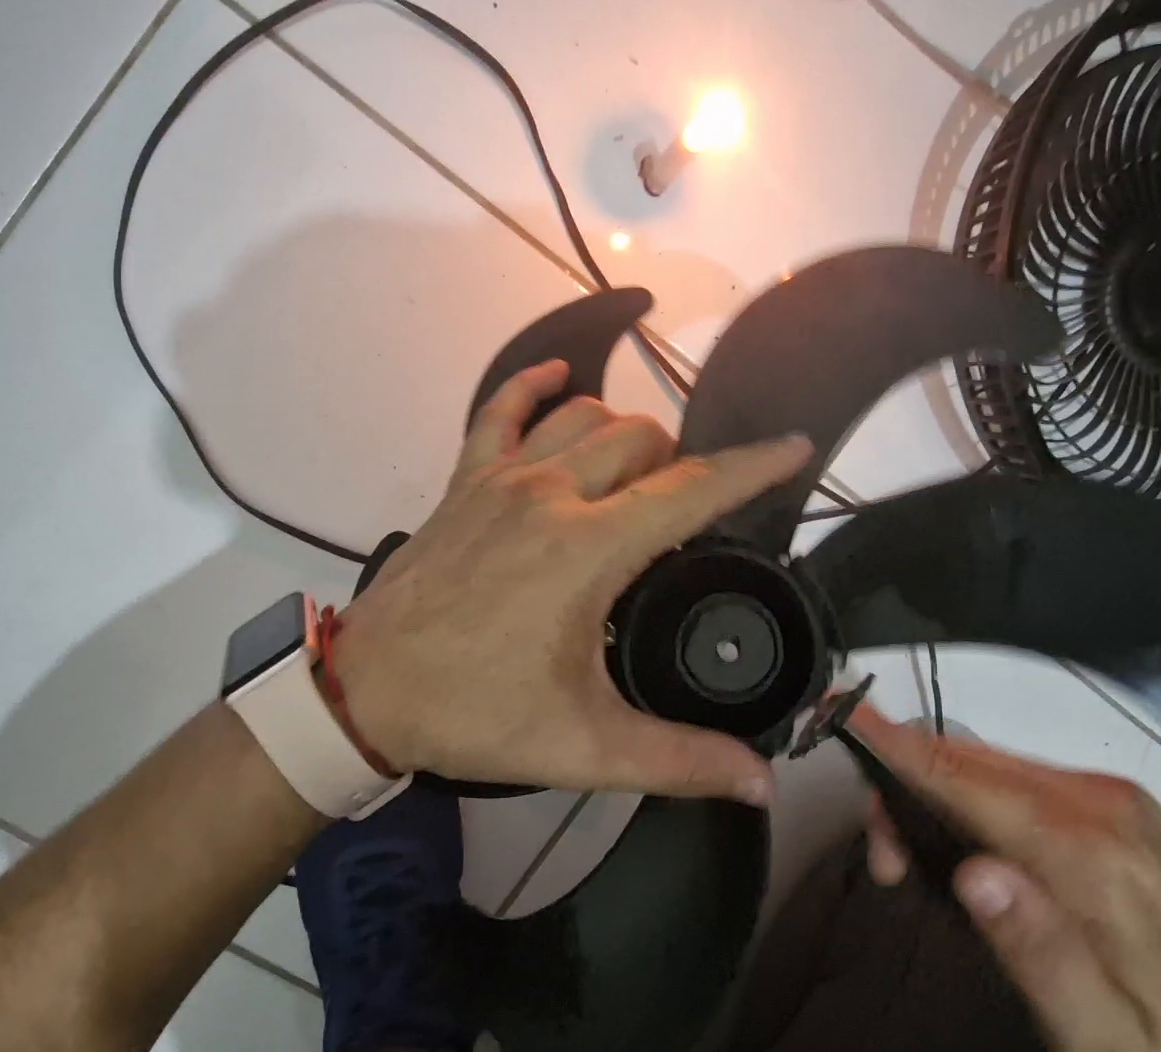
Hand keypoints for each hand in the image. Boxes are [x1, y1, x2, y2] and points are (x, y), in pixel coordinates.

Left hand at [331, 360, 810, 803]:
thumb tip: (761, 783)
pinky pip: (499, 409)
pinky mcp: (463, 481)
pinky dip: (532, 386)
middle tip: (688, 514)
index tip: (794, 448)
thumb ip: (679, 760)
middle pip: (642, 440)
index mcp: (589, 547)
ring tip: (638, 474)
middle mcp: (551, 492)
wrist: (365, 692)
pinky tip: (556, 377)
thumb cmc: (474, 714)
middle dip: (680, 464)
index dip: (754, 465)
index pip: (693, 488)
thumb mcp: (584, 746)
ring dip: (624, 432)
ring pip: (584, 415)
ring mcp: (501, 478)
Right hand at [852, 707, 1160, 1051]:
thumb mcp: (1105, 1036)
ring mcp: (1111, 801)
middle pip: (972, 765)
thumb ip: (1041, 954)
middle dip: (906, 785)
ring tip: (910, 861)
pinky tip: (960, 841)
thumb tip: (974, 872)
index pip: (969, 780)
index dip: (897, 747)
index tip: (841, 710)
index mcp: (1094, 855)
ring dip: (934, 794)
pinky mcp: (1112, 808)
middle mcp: (1103, 805)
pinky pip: (1015, 780)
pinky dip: (969, 796)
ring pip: (989, 767)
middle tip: (883, 860)